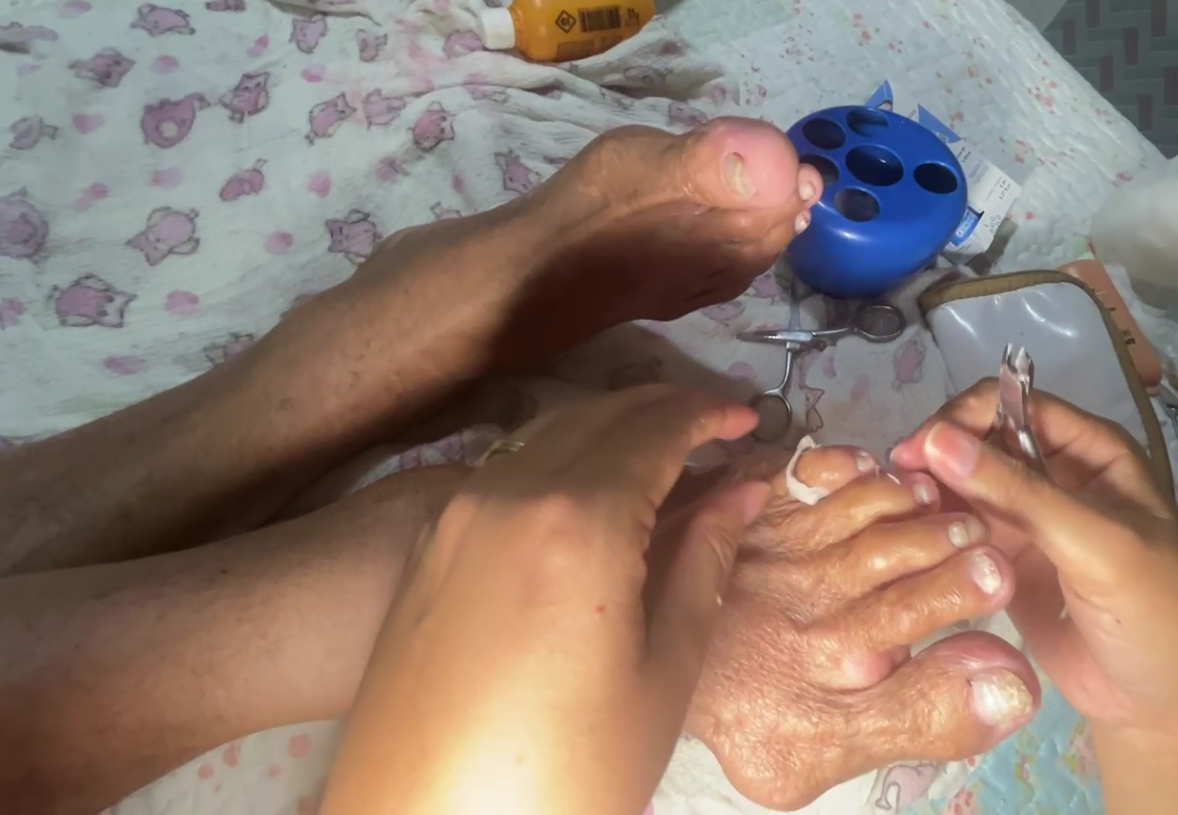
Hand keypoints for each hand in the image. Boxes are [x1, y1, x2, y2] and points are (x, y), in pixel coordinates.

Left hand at [321, 385, 770, 814]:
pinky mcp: (430, 539)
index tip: (748, 418)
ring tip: (660, 446)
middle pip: (603, 415)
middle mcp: (513, 492)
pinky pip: (510, 465)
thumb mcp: (663, 670)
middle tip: (713, 424)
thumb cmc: (568, 771)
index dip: (708, 415)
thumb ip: (704, 558)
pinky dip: (564, 451)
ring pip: (552, 430)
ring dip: (613, 423)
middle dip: (665, 407)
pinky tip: (588, 484)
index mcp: (580, 520)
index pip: (656, 432)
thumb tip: (741, 489)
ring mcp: (460, 511)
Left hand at [684, 444, 1039, 809]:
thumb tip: (1014, 684)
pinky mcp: (748, 507)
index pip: (911, 611)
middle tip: (975, 526)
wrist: (669, 676)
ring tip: (934, 495)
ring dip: (901, 498)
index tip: (996, 569)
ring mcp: (776, 543)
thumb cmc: (758, 714)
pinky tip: (869, 465)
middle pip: (888, 552)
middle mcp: (808, 591)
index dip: (959, 588)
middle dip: (941, 537)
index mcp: (834, 653)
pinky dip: (836, 464)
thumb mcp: (835, 748)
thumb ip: (925, 716)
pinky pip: (796, 474)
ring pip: (853, 508)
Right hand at [891, 384, 1177, 813]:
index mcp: (1087, 446)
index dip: (960, 419)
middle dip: (938, 456)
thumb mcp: (1095, 544)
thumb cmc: (1160, 615)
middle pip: (977, 438)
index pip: (1009, 404)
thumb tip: (934, 439)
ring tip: (899, 519)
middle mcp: (1051, 469)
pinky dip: (935, 529)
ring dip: (932, 494)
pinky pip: (960, 526)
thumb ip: (1017, 491)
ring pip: (962, 482)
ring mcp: (1026, 514)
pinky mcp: (1004, 555)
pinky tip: (909, 542)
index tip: (915, 452)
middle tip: (898, 490)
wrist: (1174, 713)